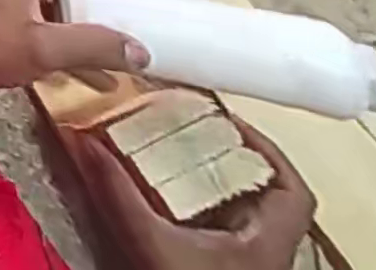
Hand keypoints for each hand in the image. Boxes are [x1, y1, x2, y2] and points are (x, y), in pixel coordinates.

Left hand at [0, 0, 150, 92]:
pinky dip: (67, 47)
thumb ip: (92, 47)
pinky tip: (88, 74)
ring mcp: (10, 9)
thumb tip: (137, 50)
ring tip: (110, 51)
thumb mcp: (47, 48)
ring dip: (82, 29)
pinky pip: (45, 32)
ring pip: (55, 12)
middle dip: (91, 3)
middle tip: (116, 22)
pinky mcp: (7, 31)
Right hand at [62, 120, 316, 269]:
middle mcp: (269, 257)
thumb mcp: (151, 246)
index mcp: (267, 244)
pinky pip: (230, 237)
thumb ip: (118, 192)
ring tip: (178, 157)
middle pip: (270, 200)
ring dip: (221, 187)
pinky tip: (172, 204)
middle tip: (192, 130)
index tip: (227, 120)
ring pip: (250, 220)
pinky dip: (207, 213)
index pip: (294, 191)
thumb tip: (81, 138)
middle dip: (234, 161)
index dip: (269, 150)